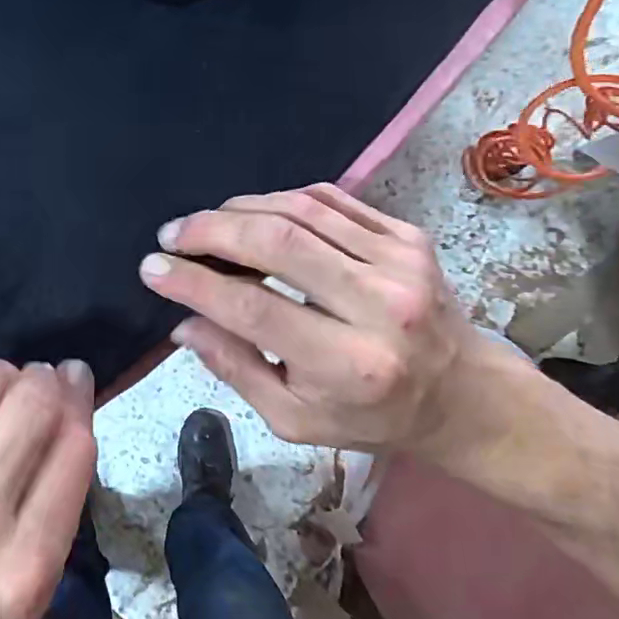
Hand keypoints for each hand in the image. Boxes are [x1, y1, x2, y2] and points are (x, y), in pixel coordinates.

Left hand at [0, 359, 96, 618]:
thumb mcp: (38, 582)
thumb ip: (63, 492)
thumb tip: (72, 390)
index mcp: (23, 568)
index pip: (74, 446)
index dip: (80, 400)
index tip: (77, 382)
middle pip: (31, 403)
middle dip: (46, 380)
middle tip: (42, 383)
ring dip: (3, 374)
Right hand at [137, 183, 529, 464]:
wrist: (464, 392)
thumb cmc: (374, 417)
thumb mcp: (297, 420)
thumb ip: (237, 369)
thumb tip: (183, 323)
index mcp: (349, 366)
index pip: (254, 309)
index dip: (195, 283)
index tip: (153, 268)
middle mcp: (379, 306)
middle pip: (279, 241)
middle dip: (212, 230)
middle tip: (173, 234)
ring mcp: (399, 261)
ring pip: (301, 209)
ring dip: (241, 209)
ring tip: (205, 222)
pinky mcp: (408, 235)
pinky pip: (330, 198)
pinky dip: (281, 199)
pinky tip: (254, 213)